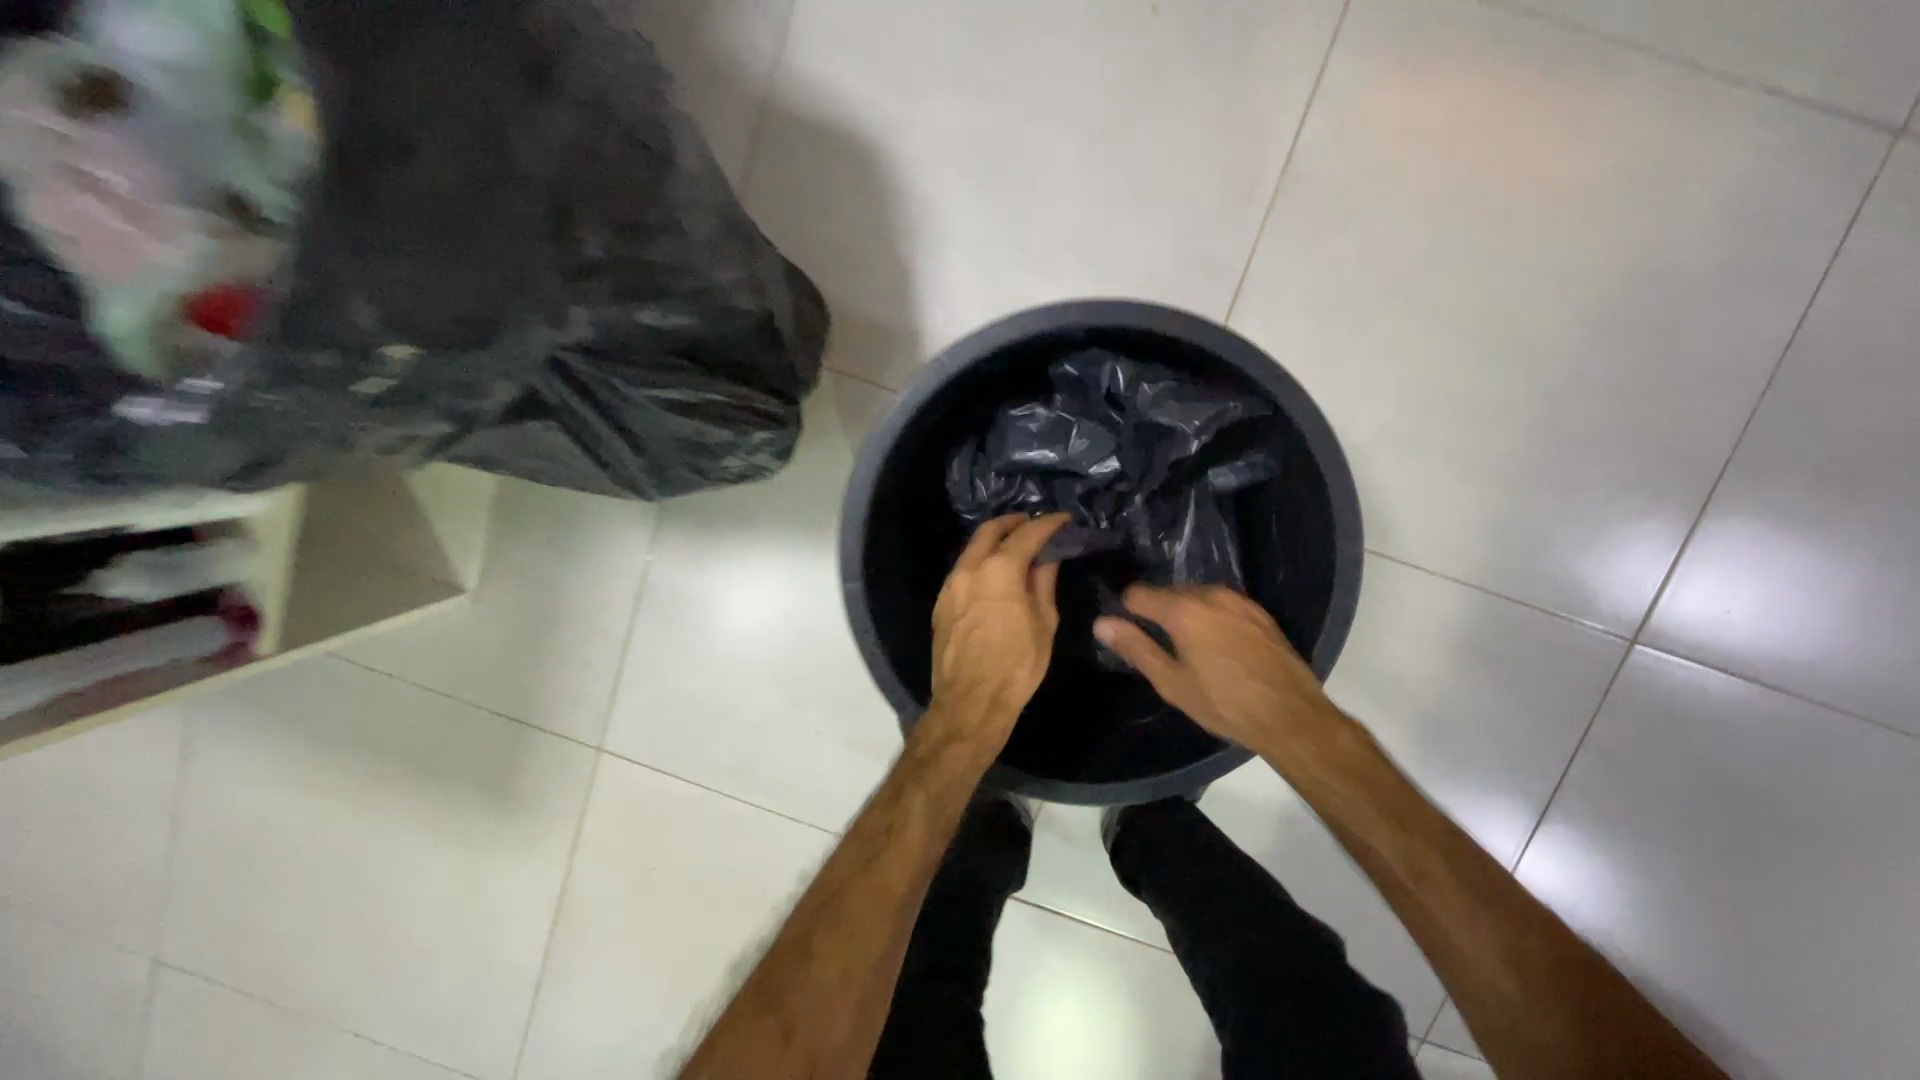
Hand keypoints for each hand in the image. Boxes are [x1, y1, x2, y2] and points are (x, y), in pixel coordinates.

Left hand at [928, 514, 1070, 739]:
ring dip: (993, 541)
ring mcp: (950, 586)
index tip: (1063, 520)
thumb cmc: (1016, 665)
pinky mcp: (941, 604)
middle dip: (1012, 522)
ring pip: (971, 550)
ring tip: (1014, 545)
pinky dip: (979, 562)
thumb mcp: (1044, 623)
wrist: (970, 701)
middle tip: (1032, 523)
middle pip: (989, 531)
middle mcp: (969, 569)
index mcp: (1000, 570)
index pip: (1027, 534)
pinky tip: (994, 573)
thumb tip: (1047, 558)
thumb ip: (1043, 583)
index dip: (1048, 524)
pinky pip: (962, 570)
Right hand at [1093, 585, 1339, 750]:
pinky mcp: (1260, 613)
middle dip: (1158, 613)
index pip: (1138, 593)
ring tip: (1189, 649)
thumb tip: (1101, 623)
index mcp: (1184, 609)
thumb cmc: (1224, 703)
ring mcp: (1240, 601)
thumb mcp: (1172, 682)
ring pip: (1199, 598)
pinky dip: (1213, 619)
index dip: (1127, 611)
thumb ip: (1136, 648)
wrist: (1291, 714)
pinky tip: (1219, 648)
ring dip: (1187, 615)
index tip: (1128, 632)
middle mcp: (1211, 594)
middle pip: (1170, 593)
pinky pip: (1223, 606)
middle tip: (1159, 646)